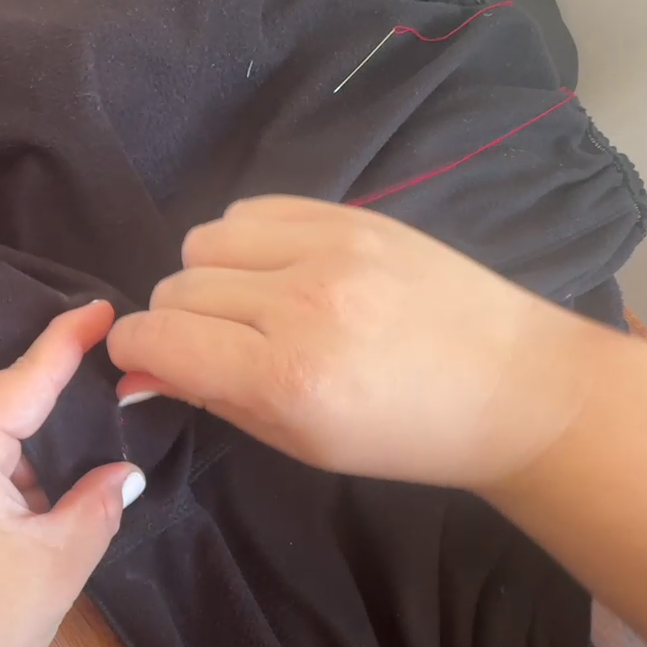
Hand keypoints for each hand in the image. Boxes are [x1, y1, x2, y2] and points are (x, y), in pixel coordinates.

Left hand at [0, 301, 144, 646]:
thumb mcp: (55, 564)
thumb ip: (95, 505)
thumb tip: (122, 472)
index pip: (25, 375)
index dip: (68, 339)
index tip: (101, 307)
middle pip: (3, 398)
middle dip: (55, 394)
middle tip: (113, 394)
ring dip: (34, 440)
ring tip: (86, 453)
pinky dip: (10, 466)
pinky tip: (41, 493)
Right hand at [107, 195, 606, 491]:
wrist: (516, 388)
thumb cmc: (397, 435)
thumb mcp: (292, 438)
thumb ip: (204, 396)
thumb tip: (133, 372)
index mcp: (286, 377)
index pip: (158, 337)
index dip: (131, 348)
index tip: (141, 358)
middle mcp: (301, 304)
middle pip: (175, 289)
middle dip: (174, 321)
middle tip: (214, 344)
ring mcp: (330, 250)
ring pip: (201, 242)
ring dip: (206, 276)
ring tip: (248, 301)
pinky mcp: (352, 216)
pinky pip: (248, 209)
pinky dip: (243, 241)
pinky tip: (275, 268)